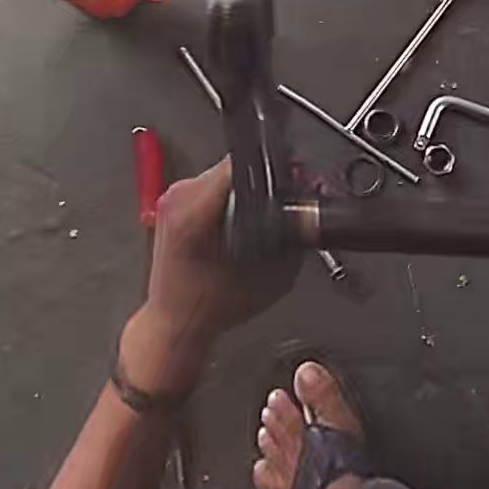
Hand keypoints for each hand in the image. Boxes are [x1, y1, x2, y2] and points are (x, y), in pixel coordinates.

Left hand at [138, 158, 296, 345]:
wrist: (176, 324)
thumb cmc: (211, 307)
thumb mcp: (270, 277)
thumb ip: (297, 241)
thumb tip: (315, 213)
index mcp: (195, 212)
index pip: (243, 164)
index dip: (276, 170)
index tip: (292, 180)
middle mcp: (180, 198)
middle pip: (235, 166)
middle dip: (263, 180)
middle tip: (282, 200)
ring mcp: (173, 197)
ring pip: (223, 173)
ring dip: (246, 187)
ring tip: (257, 212)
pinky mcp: (173, 202)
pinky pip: (210, 185)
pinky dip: (229, 197)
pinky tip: (237, 218)